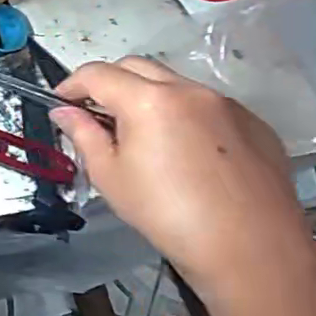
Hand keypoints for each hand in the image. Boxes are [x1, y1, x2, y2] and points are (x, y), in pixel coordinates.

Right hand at [48, 57, 314, 299]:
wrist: (251, 249)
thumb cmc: (166, 213)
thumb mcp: (110, 176)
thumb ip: (83, 135)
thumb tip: (65, 112)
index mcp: (148, 100)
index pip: (97, 74)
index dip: (71, 85)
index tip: (61, 103)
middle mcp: (189, 90)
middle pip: (136, 66)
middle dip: (109, 83)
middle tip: (96, 116)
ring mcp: (226, 104)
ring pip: (174, 84)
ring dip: (149, 97)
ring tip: (143, 138)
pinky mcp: (254, 123)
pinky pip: (208, 106)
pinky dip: (185, 116)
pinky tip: (186, 154)